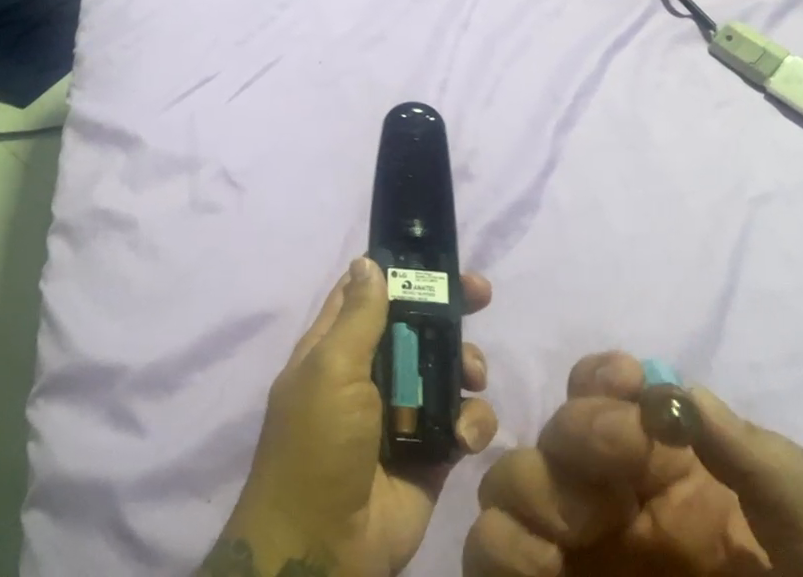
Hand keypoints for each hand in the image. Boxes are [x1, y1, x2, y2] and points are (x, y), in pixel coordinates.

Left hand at [206, 258, 496, 576]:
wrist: (325, 544)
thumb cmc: (319, 445)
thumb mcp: (331, 371)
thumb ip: (358, 317)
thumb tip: (369, 261)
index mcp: (336, 350)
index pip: (368, 294)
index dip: (400, 271)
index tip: (438, 258)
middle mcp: (370, 374)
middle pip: (416, 326)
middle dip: (449, 309)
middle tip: (482, 295)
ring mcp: (402, 413)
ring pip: (446, 369)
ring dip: (466, 365)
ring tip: (470, 377)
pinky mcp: (432, 452)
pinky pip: (463, 421)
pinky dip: (471, 421)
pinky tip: (463, 434)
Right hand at [464, 352, 802, 576]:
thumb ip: (763, 462)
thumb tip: (685, 392)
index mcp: (664, 470)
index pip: (605, 397)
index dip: (603, 378)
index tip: (630, 379)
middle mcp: (609, 500)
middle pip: (552, 434)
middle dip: (579, 430)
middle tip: (624, 451)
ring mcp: (575, 551)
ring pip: (509, 488)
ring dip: (531, 489)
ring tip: (578, 527)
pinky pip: (489, 556)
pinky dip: (499, 548)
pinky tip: (545, 564)